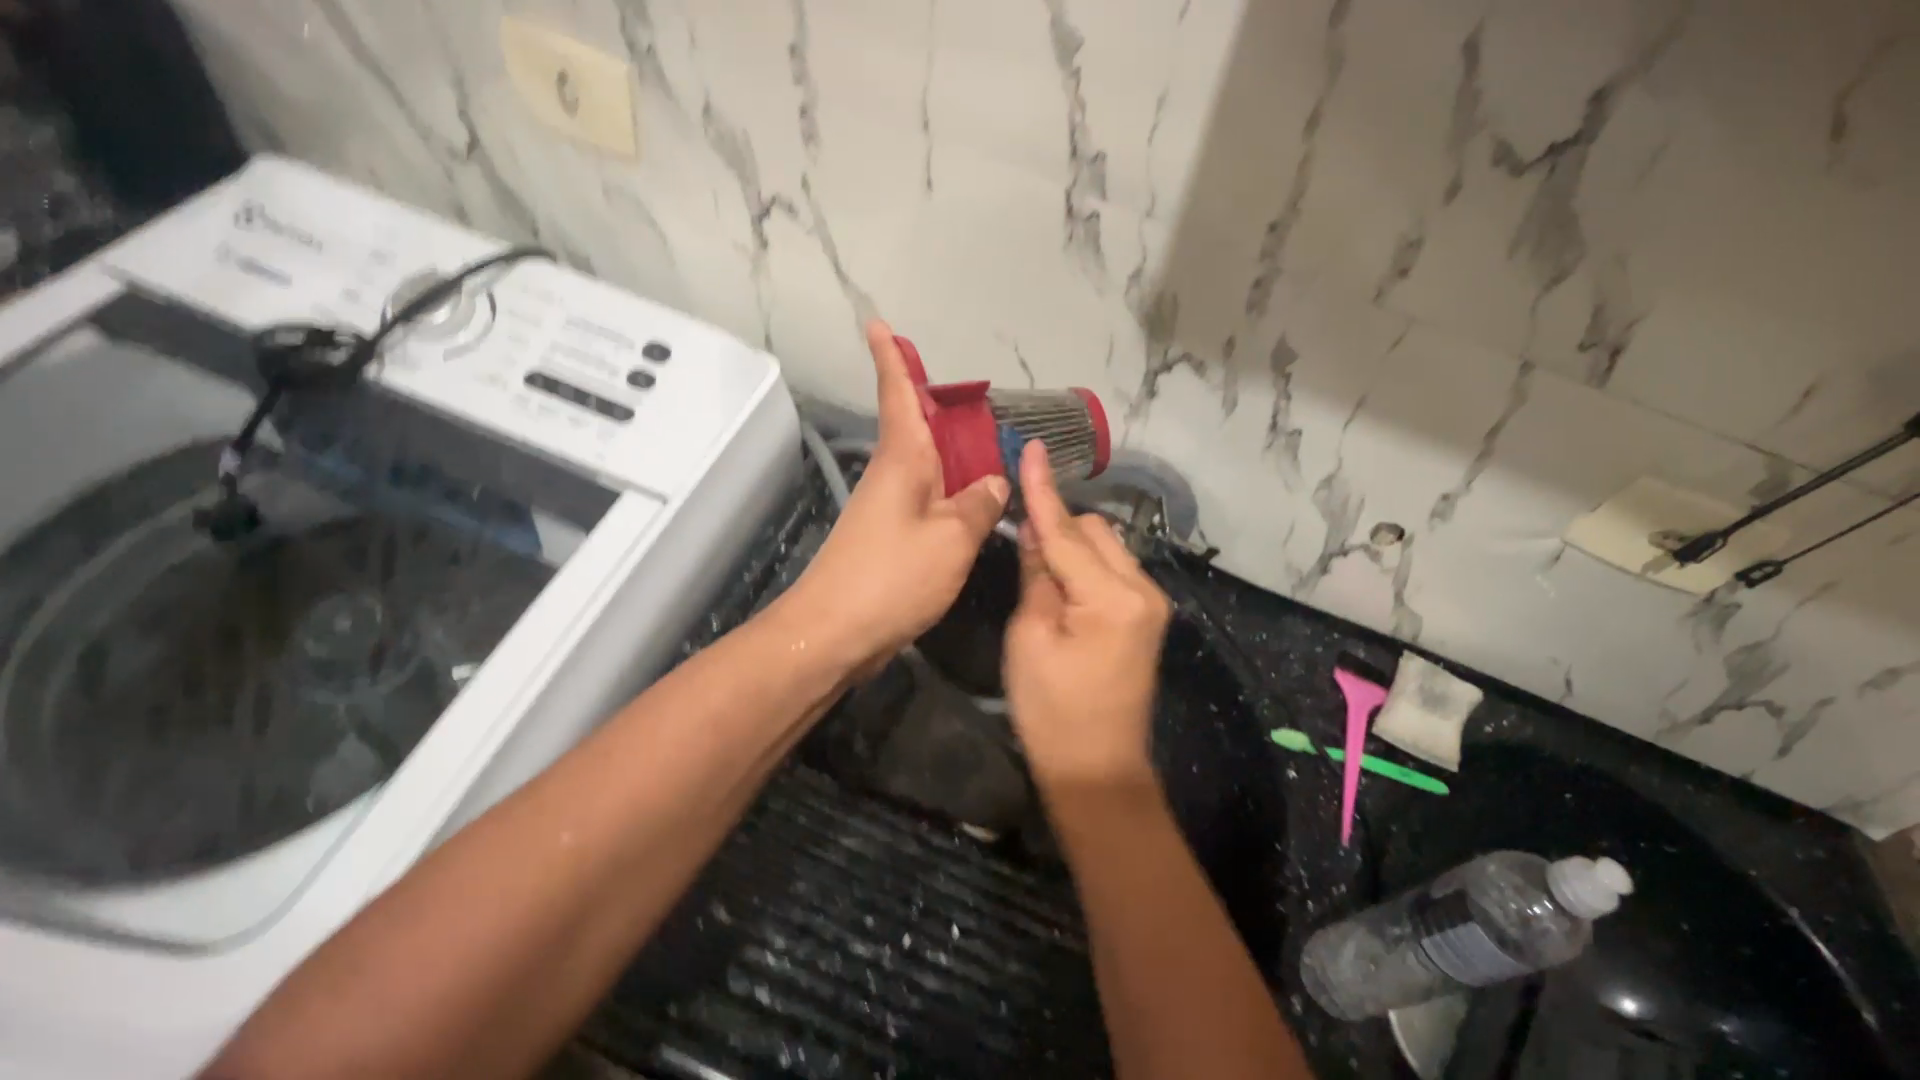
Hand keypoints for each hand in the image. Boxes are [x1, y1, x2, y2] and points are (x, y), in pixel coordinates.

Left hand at [779, 320, 1009, 672]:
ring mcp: (890, 509)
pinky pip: (929, 501)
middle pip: (916, 427)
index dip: (892, 358)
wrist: (836, 633)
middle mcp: (893, 476)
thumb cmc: (892, 576)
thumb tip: (994, 483)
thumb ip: (980, 505)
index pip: (898, 395)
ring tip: (990, 441)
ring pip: (927, 466)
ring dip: (953, 451)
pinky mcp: (893, 541)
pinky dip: (952, 491)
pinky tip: (975, 501)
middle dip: (936, 403)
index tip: (877, 322)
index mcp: (903, 461)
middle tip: (974, 392)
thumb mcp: (951, 538)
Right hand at [1004, 440, 1172, 785]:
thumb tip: (1036, 529)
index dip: (1043, 491)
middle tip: (1017, 539)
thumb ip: (1037, 574)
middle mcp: (1143, 589)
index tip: (1032, 448)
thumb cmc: (1051, 710)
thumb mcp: (1029, 637)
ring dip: (1072, 545)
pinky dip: (1086, 566)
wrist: (1096, 769)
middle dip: (1057, 525)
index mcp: (1112, 597)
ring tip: (1036, 564)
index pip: (1067, 531)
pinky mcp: (1147, 618)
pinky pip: (1113, 571)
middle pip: (1094, 531)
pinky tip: (1060, 581)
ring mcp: (1151, 604)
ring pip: (1106, 548)